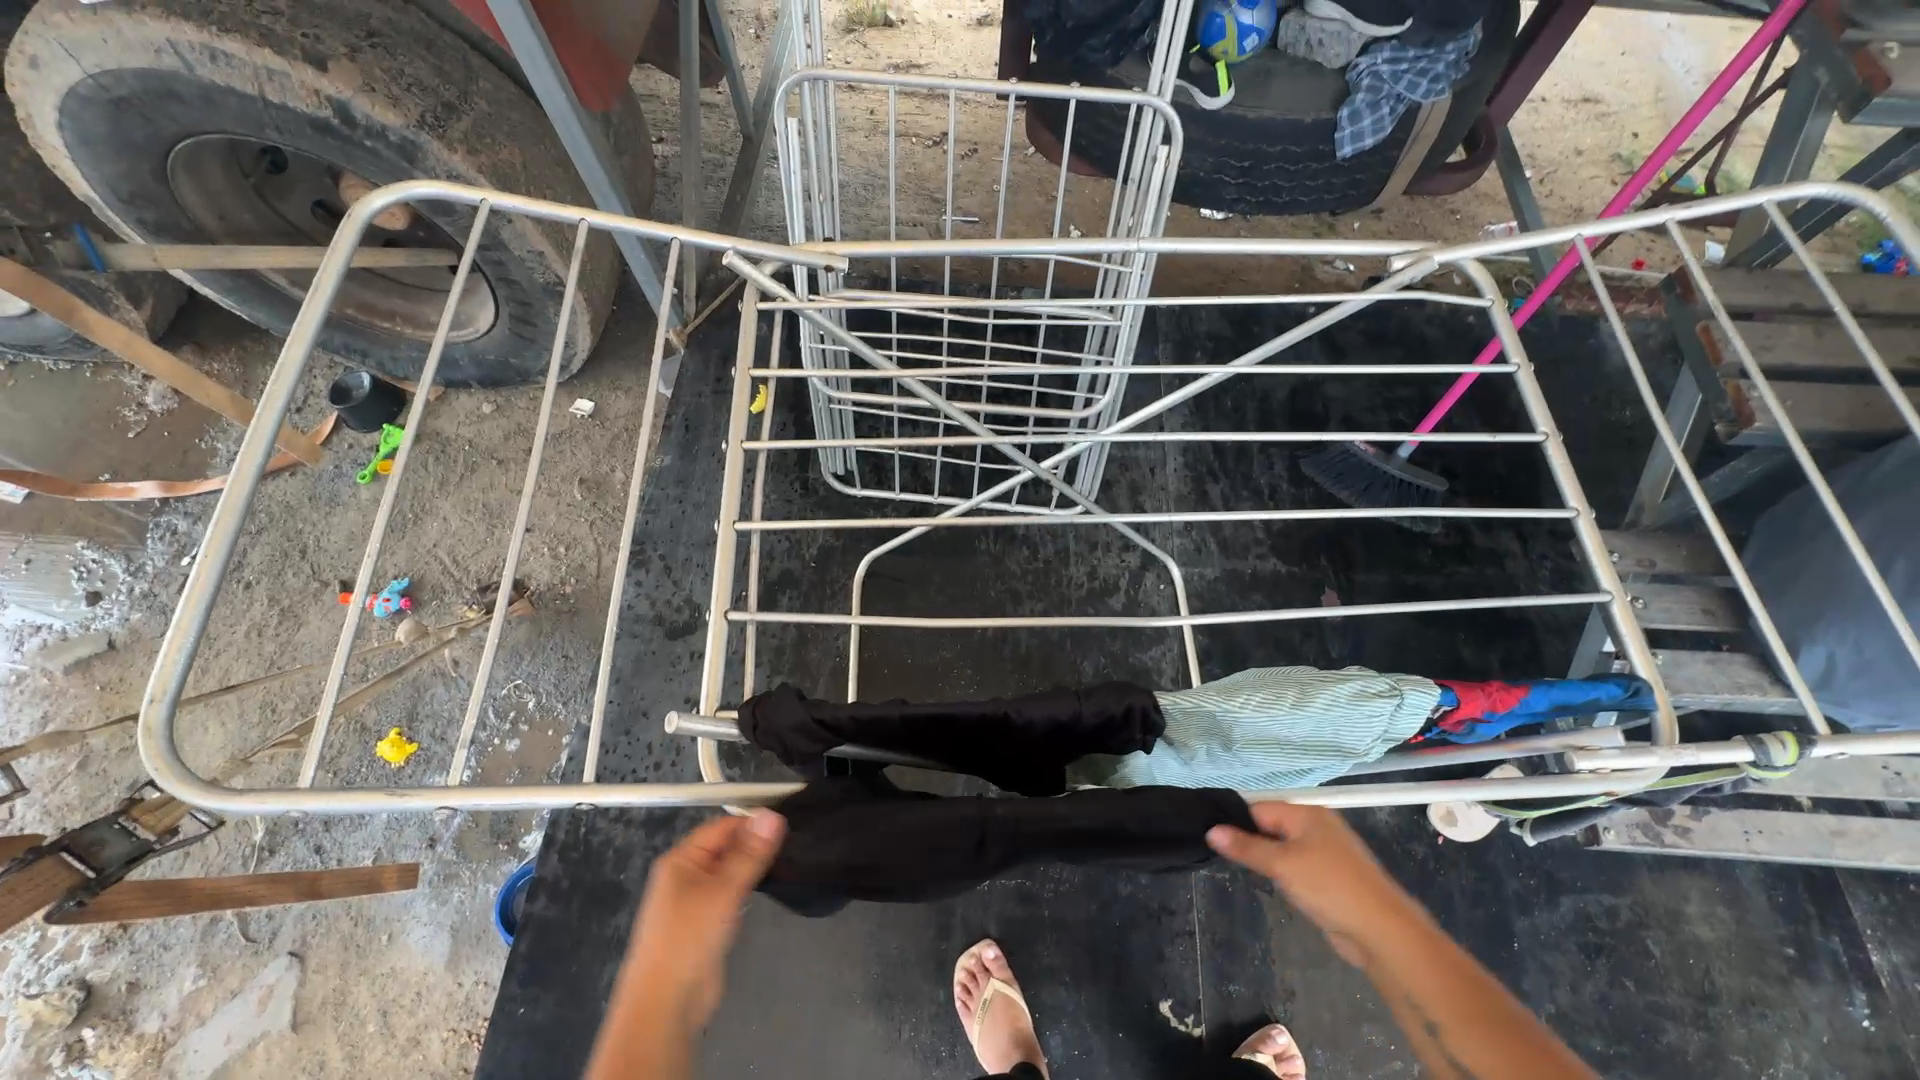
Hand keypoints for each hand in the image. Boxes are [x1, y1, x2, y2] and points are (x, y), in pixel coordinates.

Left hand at [625, 809, 785, 1031]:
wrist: (665, 1004)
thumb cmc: (688, 939)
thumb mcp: (723, 891)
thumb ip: (750, 854)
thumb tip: (772, 814)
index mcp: (681, 860)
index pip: (721, 827)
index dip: (752, 823)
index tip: (788, 823)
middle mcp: (686, 875)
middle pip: (725, 848)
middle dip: (754, 845)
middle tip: (794, 842)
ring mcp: (695, 901)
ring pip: (729, 872)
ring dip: (752, 868)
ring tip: (787, 862)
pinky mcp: (706, 924)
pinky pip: (730, 896)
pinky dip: (746, 891)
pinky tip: (766, 892)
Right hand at [1207, 802, 1420, 962]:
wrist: (1380, 929)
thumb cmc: (1329, 887)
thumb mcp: (1281, 864)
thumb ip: (1246, 847)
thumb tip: (1211, 830)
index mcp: (1307, 814)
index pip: (1259, 808)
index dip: (1234, 821)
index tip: (1210, 837)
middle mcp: (1317, 826)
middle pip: (1271, 825)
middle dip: (1249, 840)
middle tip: (1221, 856)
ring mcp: (1326, 851)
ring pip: (1283, 847)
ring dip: (1266, 859)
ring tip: (1240, 870)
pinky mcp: (1330, 875)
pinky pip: (1296, 865)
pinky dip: (1283, 872)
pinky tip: (1272, 884)